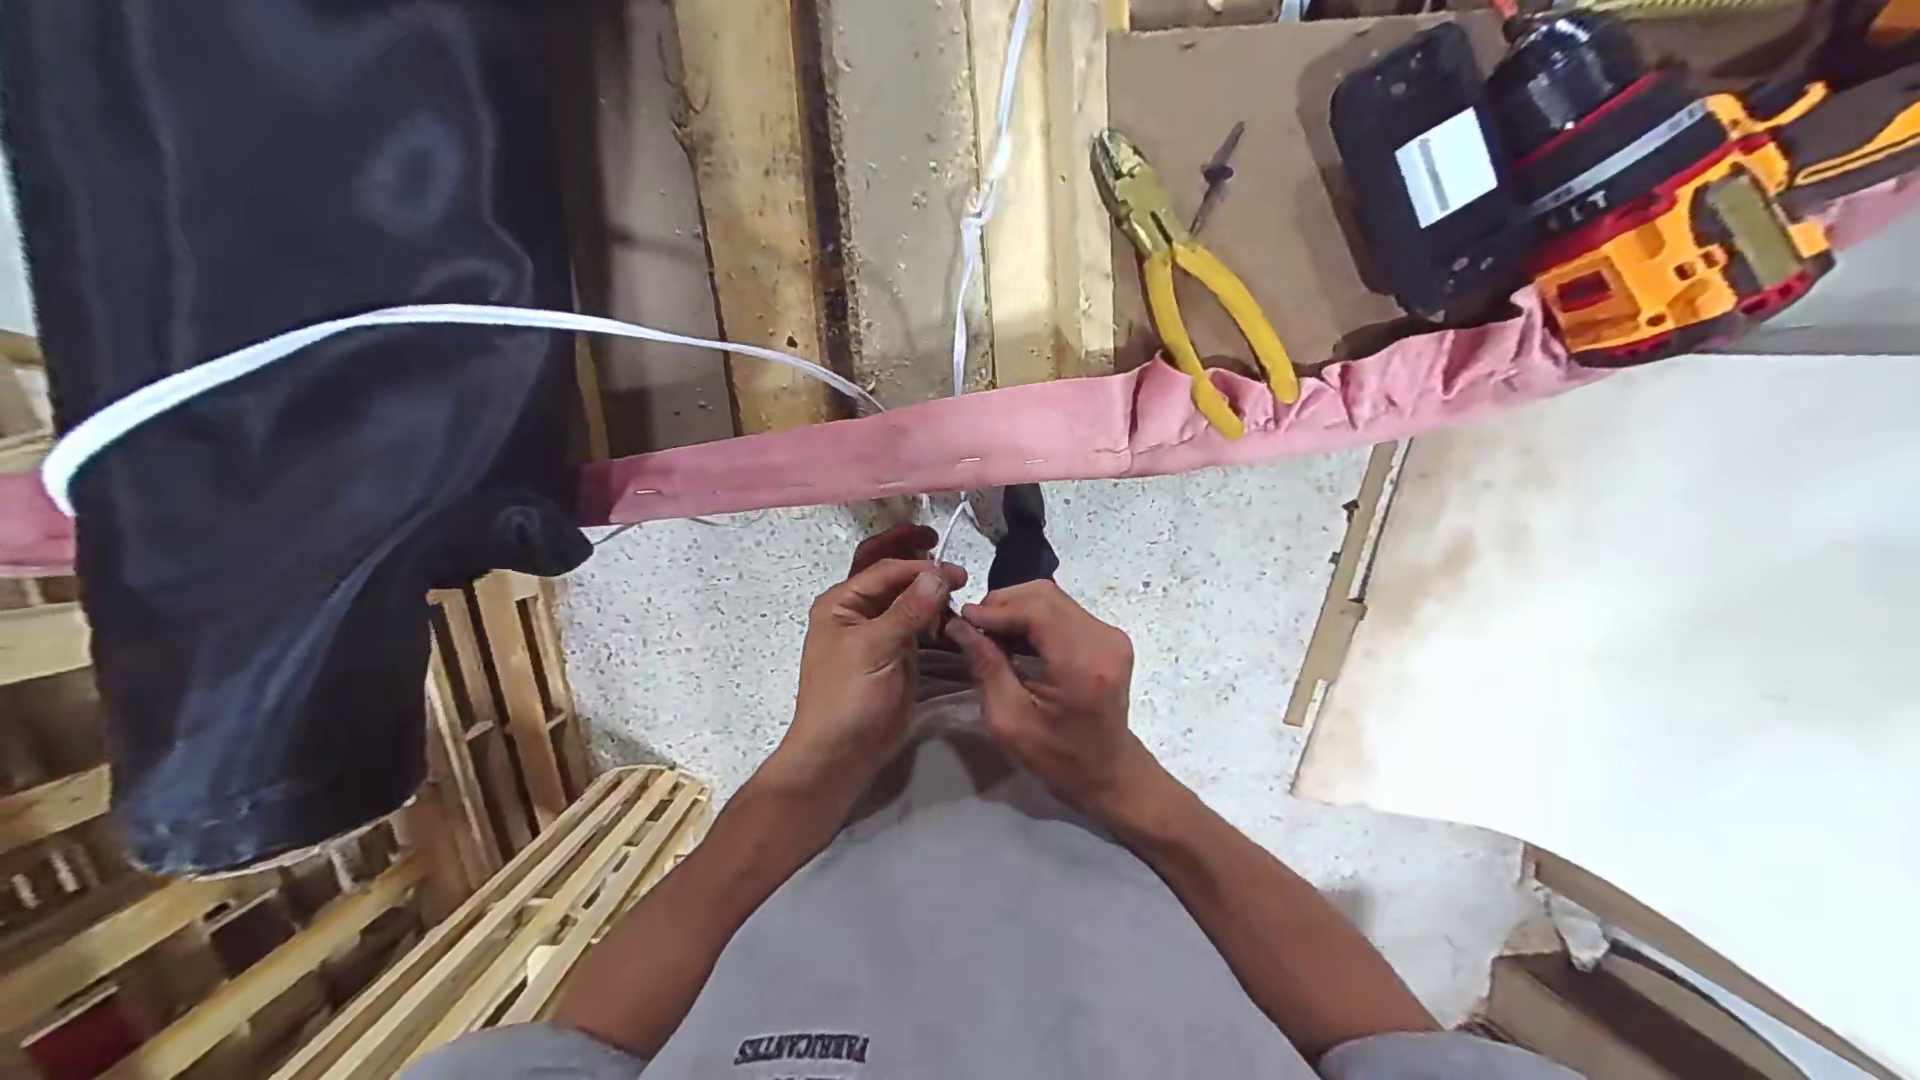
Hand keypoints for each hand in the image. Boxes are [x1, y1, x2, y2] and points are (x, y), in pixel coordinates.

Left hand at [775, 524, 965, 794]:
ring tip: (957, 590)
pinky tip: (951, 617)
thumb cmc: (847, 696)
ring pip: (906, 596)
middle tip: (940, 541)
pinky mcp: (897, 651)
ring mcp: (879, 631)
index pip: (884, 569)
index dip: (919, 566)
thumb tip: (939, 573)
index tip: (954, 573)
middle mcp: (859, 610)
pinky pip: (917, 622)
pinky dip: (934, 615)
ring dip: (928, 588)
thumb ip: (908, 611)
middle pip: (888, 570)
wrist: (841, 753)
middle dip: (912, 554)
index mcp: (842, 602)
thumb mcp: (875, 649)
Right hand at [944, 580, 1161, 818]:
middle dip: (1003, 604)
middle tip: (974, 628)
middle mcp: (1103, 640)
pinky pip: (1062, 609)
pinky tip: (1015, 638)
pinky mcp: (1108, 635)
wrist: (1108, 770)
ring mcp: (1110, 634)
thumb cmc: (1058, 756)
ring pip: (1052, 597)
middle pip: (1044, 595)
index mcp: (1082, 664)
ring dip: (1017, 608)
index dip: (996, 609)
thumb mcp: (1009, 721)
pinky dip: (1033, 616)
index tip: (963, 619)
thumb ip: (987, 667)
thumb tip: (959, 626)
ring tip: (992, 635)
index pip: (1036, 610)